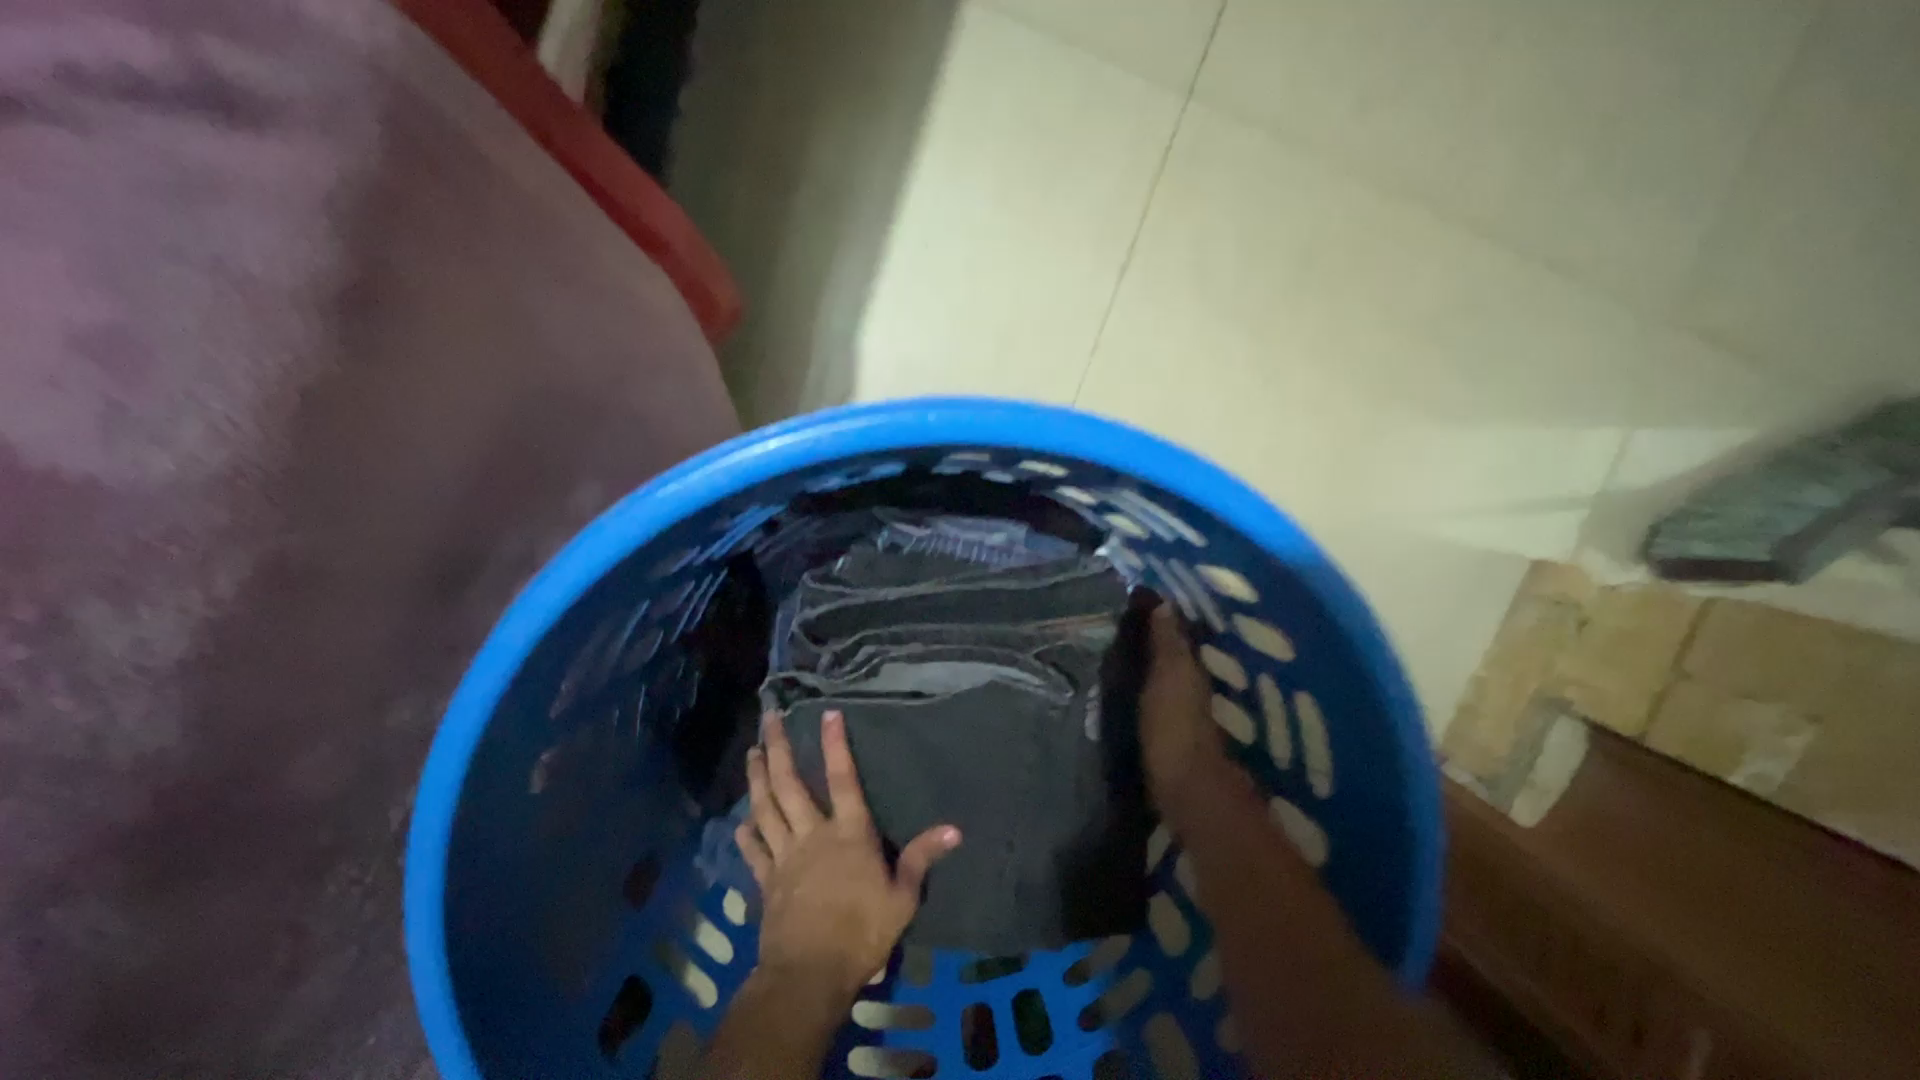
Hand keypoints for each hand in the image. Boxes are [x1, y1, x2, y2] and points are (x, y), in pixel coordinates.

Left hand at [736, 709, 961, 998]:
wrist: (810, 972)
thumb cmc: (863, 933)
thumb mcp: (903, 898)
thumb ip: (922, 859)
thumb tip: (955, 829)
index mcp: (849, 834)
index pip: (843, 779)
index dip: (835, 745)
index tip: (827, 713)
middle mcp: (813, 835)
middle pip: (790, 784)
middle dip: (779, 748)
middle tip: (768, 719)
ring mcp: (785, 856)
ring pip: (766, 808)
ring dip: (757, 778)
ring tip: (752, 752)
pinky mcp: (767, 881)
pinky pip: (753, 850)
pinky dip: (746, 832)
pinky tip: (741, 820)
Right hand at [1140, 603, 1231, 809]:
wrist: (1186, 789)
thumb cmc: (1175, 726)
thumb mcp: (1170, 676)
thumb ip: (1167, 643)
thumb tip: (1165, 602)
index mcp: (1193, 669)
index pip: (1178, 633)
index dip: (1160, 617)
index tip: (1134, 600)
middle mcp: (1194, 688)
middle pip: (1173, 657)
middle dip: (1154, 641)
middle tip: (1120, 625)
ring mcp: (1185, 715)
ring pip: (1166, 681)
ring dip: (1148, 668)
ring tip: (1116, 656)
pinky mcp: (1172, 739)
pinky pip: (1158, 704)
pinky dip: (1145, 693)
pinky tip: (1126, 692)